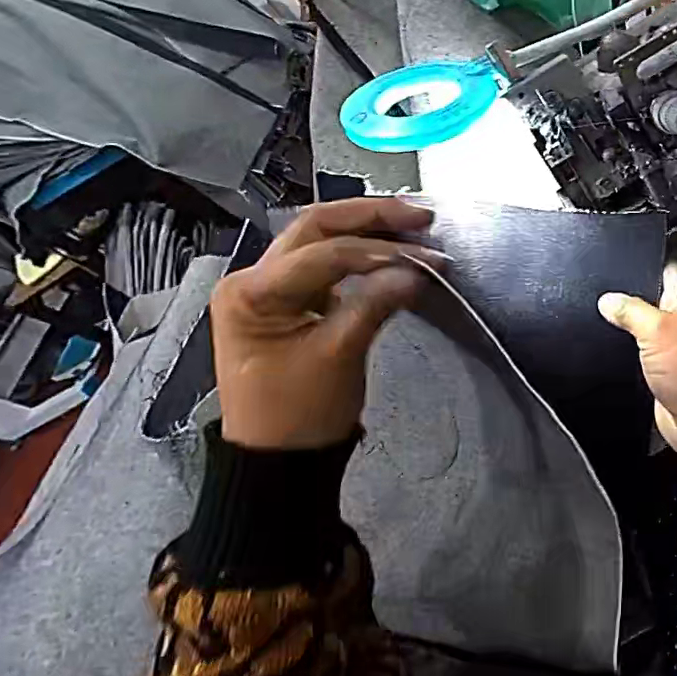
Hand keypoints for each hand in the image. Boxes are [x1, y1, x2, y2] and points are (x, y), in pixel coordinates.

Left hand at [211, 198, 444, 449]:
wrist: (280, 459)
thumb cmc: (298, 414)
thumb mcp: (338, 358)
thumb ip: (374, 305)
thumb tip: (415, 271)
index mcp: (251, 292)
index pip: (322, 253)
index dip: (376, 251)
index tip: (424, 259)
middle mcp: (254, 279)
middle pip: (317, 228)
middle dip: (370, 217)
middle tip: (420, 216)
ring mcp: (272, 288)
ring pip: (322, 240)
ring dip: (368, 230)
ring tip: (414, 226)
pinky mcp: (293, 301)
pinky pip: (329, 265)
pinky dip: (363, 255)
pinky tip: (394, 252)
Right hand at [597, 264, 676, 465]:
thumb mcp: (657, 331)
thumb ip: (630, 311)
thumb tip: (609, 300)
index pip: (662, 268)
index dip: (638, 266)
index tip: (614, 267)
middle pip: (648, 300)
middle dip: (626, 303)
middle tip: (605, 303)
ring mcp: (675, 346)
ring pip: (643, 330)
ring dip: (628, 333)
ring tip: (608, 328)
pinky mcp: (666, 372)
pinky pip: (642, 357)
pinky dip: (630, 357)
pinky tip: (617, 355)